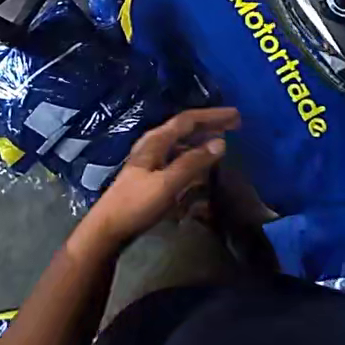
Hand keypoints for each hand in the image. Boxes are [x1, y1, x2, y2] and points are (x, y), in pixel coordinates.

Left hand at [79, 107, 238, 249]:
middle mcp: (154, 145)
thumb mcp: (167, 184)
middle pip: (185, 129)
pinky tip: (204, 171)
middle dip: (209, 126)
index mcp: (156, 141)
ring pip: (182, 145)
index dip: (212, 116)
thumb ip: (192, 163)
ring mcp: (152, 161)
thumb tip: (220, 143)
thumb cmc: (136, 204)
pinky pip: (178, 161)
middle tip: (234, 125)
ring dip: (202, 142)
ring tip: (223, 145)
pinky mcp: (152, 177)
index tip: (236, 115)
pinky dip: (194, 160)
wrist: (108, 229)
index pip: (187, 120)